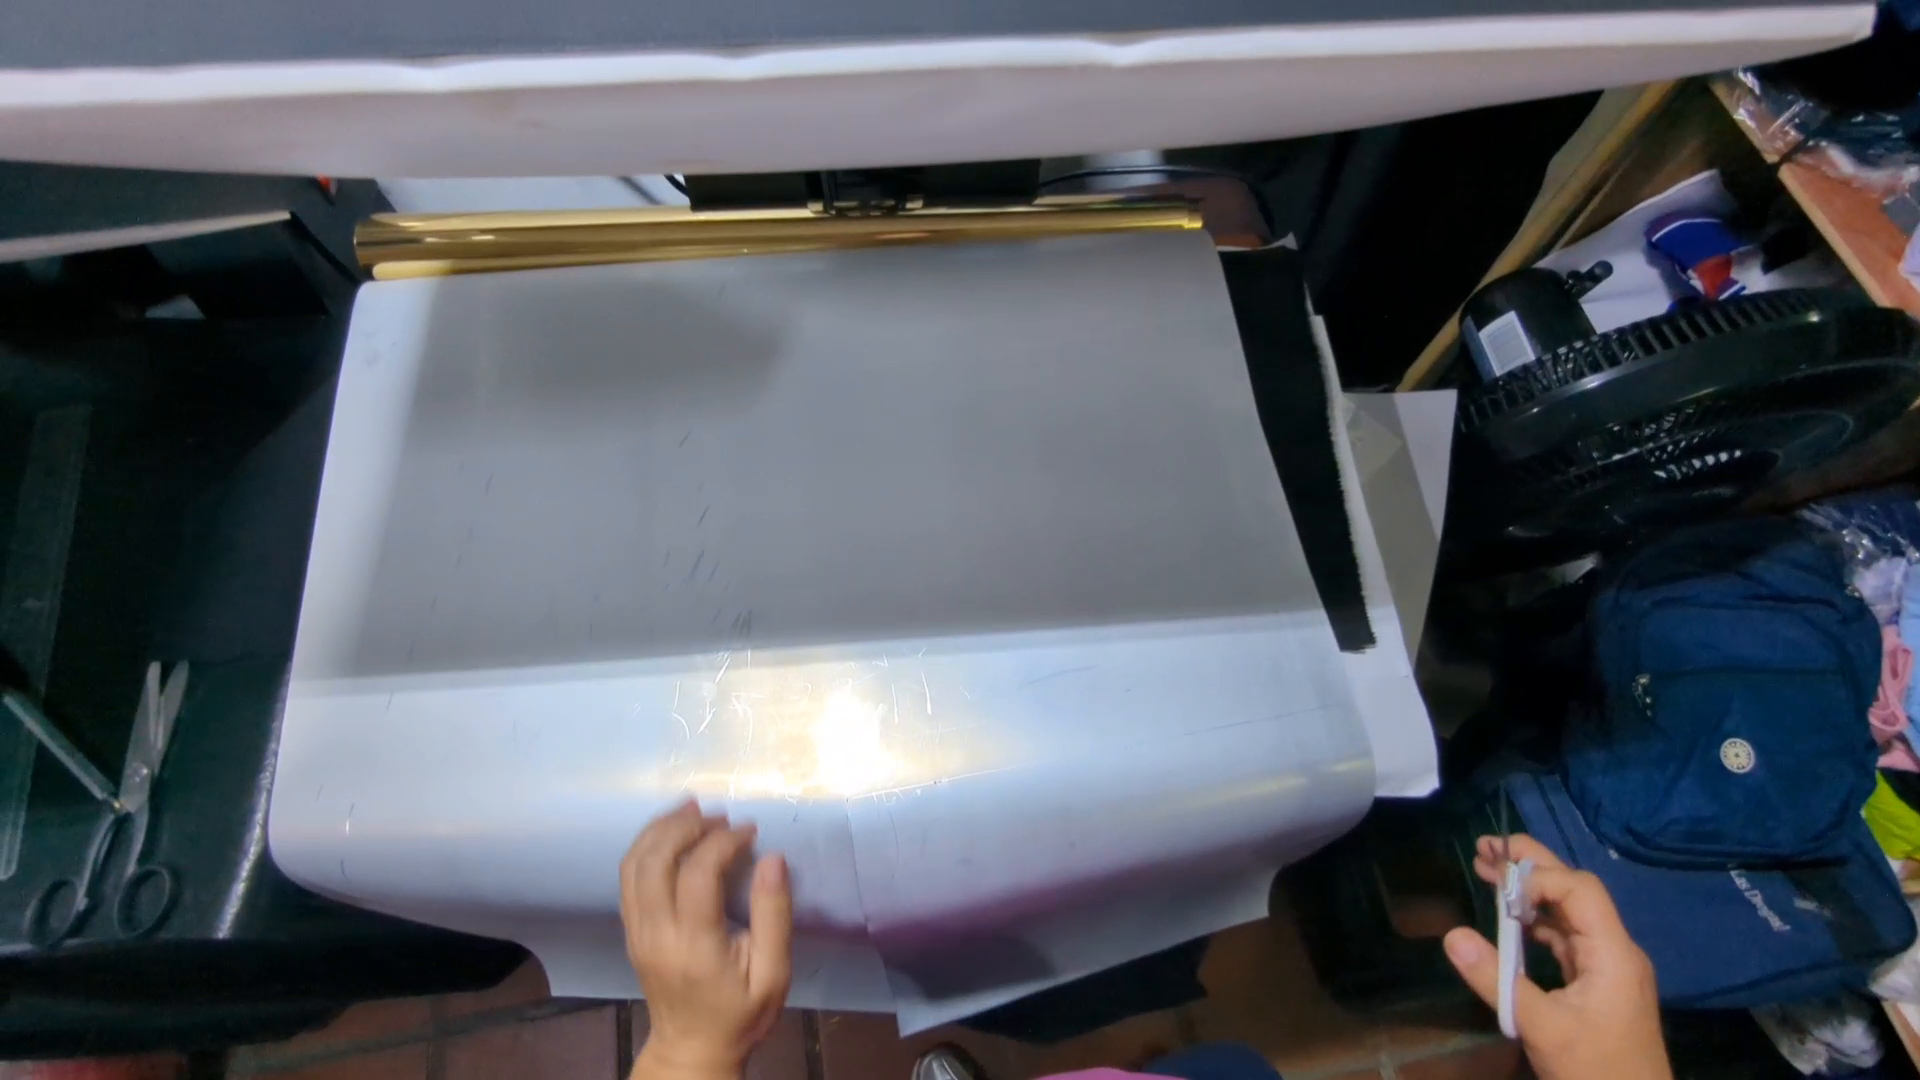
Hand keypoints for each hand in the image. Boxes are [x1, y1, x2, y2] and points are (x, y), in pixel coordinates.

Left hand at [622, 801, 792, 1079]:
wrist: (692, 1050)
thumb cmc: (741, 1012)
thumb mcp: (774, 973)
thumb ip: (774, 915)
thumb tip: (772, 859)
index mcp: (694, 945)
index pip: (697, 873)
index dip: (723, 841)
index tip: (750, 831)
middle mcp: (656, 933)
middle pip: (655, 860)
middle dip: (686, 825)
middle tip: (720, 814)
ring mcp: (637, 931)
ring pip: (634, 863)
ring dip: (662, 828)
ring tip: (693, 808)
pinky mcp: (631, 929)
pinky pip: (628, 875)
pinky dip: (648, 843)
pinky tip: (672, 830)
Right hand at [1443, 834, 1670, 1079]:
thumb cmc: (1597, 1072)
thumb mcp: (1542, 1028)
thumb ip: (1497, 980)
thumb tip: (1451, 935)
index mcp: (1612, 954)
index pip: (1578, 889)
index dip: (1536, 878)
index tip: (1496, 891)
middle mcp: (1613, 949)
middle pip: (1574, 889)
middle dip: (1529, 864)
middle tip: (1483, 846)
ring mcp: (1605, 964)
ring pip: (1566, 908)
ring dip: (1526, 886)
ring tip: (1484, 867)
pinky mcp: (1593, 978)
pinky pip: (1562, 931)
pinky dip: (1531, 914)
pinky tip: (1504, 912)